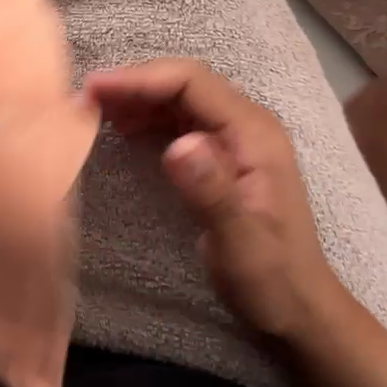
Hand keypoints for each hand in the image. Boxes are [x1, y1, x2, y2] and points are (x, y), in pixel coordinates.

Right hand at [85, 58, 342, 340]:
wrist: (300, 308)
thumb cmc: (271, 278)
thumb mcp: (241, 243)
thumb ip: (212, 192)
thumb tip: (178, 146)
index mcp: (254, 133)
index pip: (191, 81)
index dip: (140, 78)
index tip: (96, 87)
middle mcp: (247, 122)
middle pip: (183, 80)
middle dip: (133, 83)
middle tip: (87, 95)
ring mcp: (236, 134)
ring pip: (179, 95)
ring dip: (137, 95)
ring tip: (96, 108)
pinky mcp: (222, 149)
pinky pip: (180, 115)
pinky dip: (147, 113)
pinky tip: (123, 126)